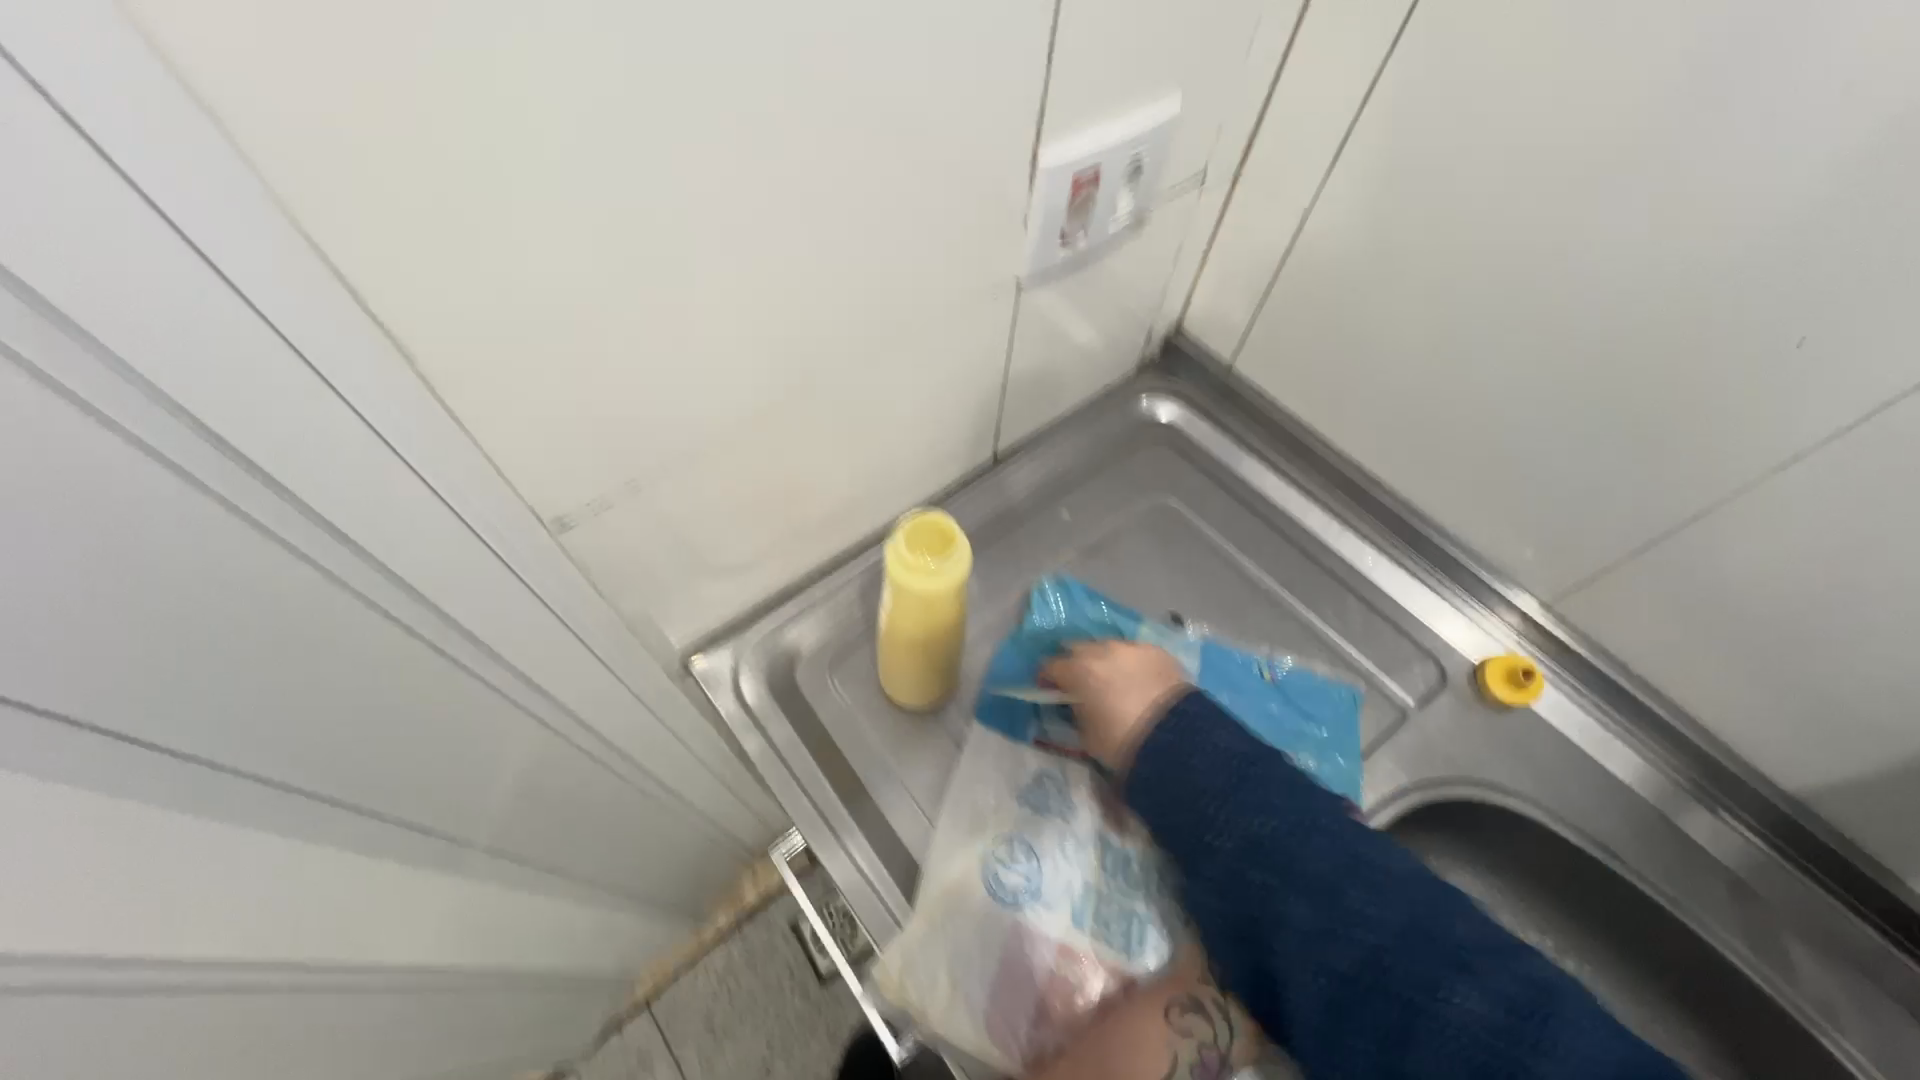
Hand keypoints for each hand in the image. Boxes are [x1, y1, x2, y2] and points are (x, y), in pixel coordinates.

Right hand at [1040, 641, 1191, 774]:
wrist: (1177, 739)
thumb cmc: (1122, 742)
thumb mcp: (1085, 734)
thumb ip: (1075, 712)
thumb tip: (1076, 703)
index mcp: (1078, 670)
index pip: (1050, 666)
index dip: (1047, 678)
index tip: (1049, 690)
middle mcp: (1102, 650)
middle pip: (1077, 648)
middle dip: (1074, 663)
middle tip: (1080, 683)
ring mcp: (1132, 647)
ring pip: (1108, 647)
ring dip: (1104, 660)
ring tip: (1113, 680)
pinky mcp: (1157, 651)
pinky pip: (1134, 652)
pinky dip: (1130, 663)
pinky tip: (1138, 679)